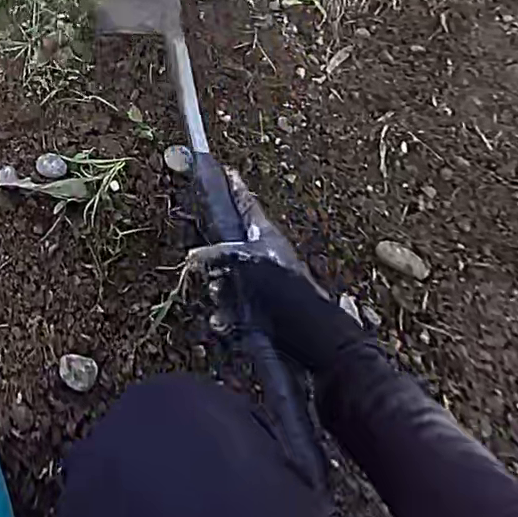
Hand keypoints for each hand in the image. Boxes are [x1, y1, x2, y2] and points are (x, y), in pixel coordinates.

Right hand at [188, 171, 371, 376]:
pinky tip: (225, 324)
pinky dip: (226, 316)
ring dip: (220, 292)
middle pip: (228, 245)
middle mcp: (264, 256)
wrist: (322, 347)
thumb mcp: (255, 268)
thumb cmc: (295, 299)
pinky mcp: (260, 311)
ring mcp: (262, 284)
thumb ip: (224, 256)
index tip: (224, 170)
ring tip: (223, 303)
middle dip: (213, 258)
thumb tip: (195, 255)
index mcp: (268, 237)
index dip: (234, 188)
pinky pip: (233, 308)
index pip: (247, 204)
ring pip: (226, 279)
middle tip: (205, 265)